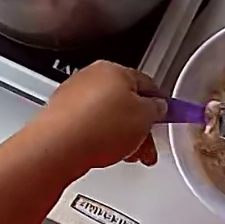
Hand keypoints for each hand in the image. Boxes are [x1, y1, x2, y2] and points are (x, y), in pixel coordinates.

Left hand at [19, 62, 164, 175]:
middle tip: (147, 145)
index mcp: (114, 69)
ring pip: (106, 116)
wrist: (59, 146)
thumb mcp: (145, 117)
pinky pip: (88, 127)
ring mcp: (73, 97)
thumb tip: (157, 108)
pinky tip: (104, 153)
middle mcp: (90, 78)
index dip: (159, 103)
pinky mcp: (61, 118)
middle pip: (124, 101)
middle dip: (139, 126)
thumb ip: (156, 109)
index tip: (165, 116)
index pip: (146, 83)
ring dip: (121, 136)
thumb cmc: (98, 127)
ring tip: (127, 154)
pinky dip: (99, 139)